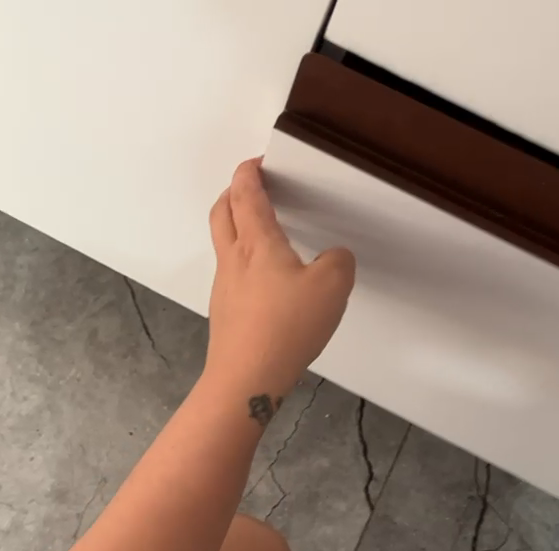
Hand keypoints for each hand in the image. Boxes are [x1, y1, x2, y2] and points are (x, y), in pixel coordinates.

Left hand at [204, 158, 355, 412]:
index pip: (245, 194)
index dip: (249, 172)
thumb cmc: (285, 327)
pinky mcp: (225, 317)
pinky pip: (232, 279)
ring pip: (224, 248)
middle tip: (250, 188)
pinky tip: (267, 282)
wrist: (245, 381)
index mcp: (255, 243)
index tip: (258, 162)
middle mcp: (232, 262)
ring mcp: (223, 291)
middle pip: (220, 214)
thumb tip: (332, 258)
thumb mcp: (332, 286)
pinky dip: (244, 265)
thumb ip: (338, 261)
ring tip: (263, 234)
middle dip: (232, 194)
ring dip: (236, 231)